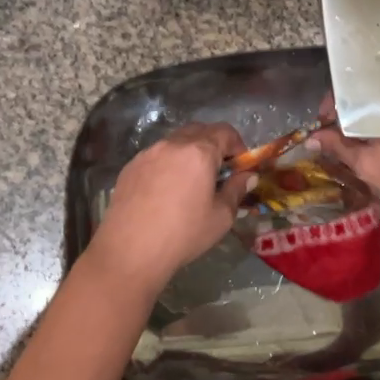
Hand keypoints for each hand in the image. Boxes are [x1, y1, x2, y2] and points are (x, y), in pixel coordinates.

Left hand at [88, 123, 252, 292]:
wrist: (130, 249)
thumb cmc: (183, 234)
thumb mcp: (220, 217)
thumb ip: (236, 190)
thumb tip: (248, 176)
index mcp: (199, 152)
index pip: (225, 132)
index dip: (238, 145)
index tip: (240, 166)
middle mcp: (172, 144)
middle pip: (199, 130)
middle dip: (214, 145)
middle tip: (219, 172)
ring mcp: (148, 153)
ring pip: (176, 141)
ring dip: (189, 152)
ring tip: (192, 181)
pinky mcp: (131, 166)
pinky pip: (156, 155)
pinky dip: (168, 163)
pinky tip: (166, 190)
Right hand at [313, 83, 379, 216]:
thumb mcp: (366, 164)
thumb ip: (337, 146)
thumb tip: (312, 138)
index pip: (347, 93)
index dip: (331, 107)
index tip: (324, 124)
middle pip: (368, 91)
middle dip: (351, 107)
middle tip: (341, 129)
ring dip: (373, 107)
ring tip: (364, 128)